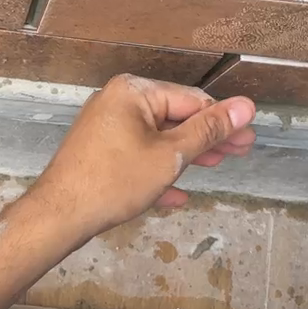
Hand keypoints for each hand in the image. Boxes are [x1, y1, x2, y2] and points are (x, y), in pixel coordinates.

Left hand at [24, 75, 256, 240]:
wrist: (59, 216)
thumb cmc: (114, 182)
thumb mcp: (169, 156)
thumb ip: (208, 131)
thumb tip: (246, 107)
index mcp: (133, 92)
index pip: (191, 100)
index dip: (223, 120)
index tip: (248, 136)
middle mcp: (116, 103)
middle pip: (173, 118)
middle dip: (206, 138)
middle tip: (240, 153)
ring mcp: (104, 130)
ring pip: (155, 141)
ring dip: (185, 156)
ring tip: (214, 168)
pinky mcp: (96, 156)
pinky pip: (134, 160)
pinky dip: (155, 175)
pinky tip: (177, 196)